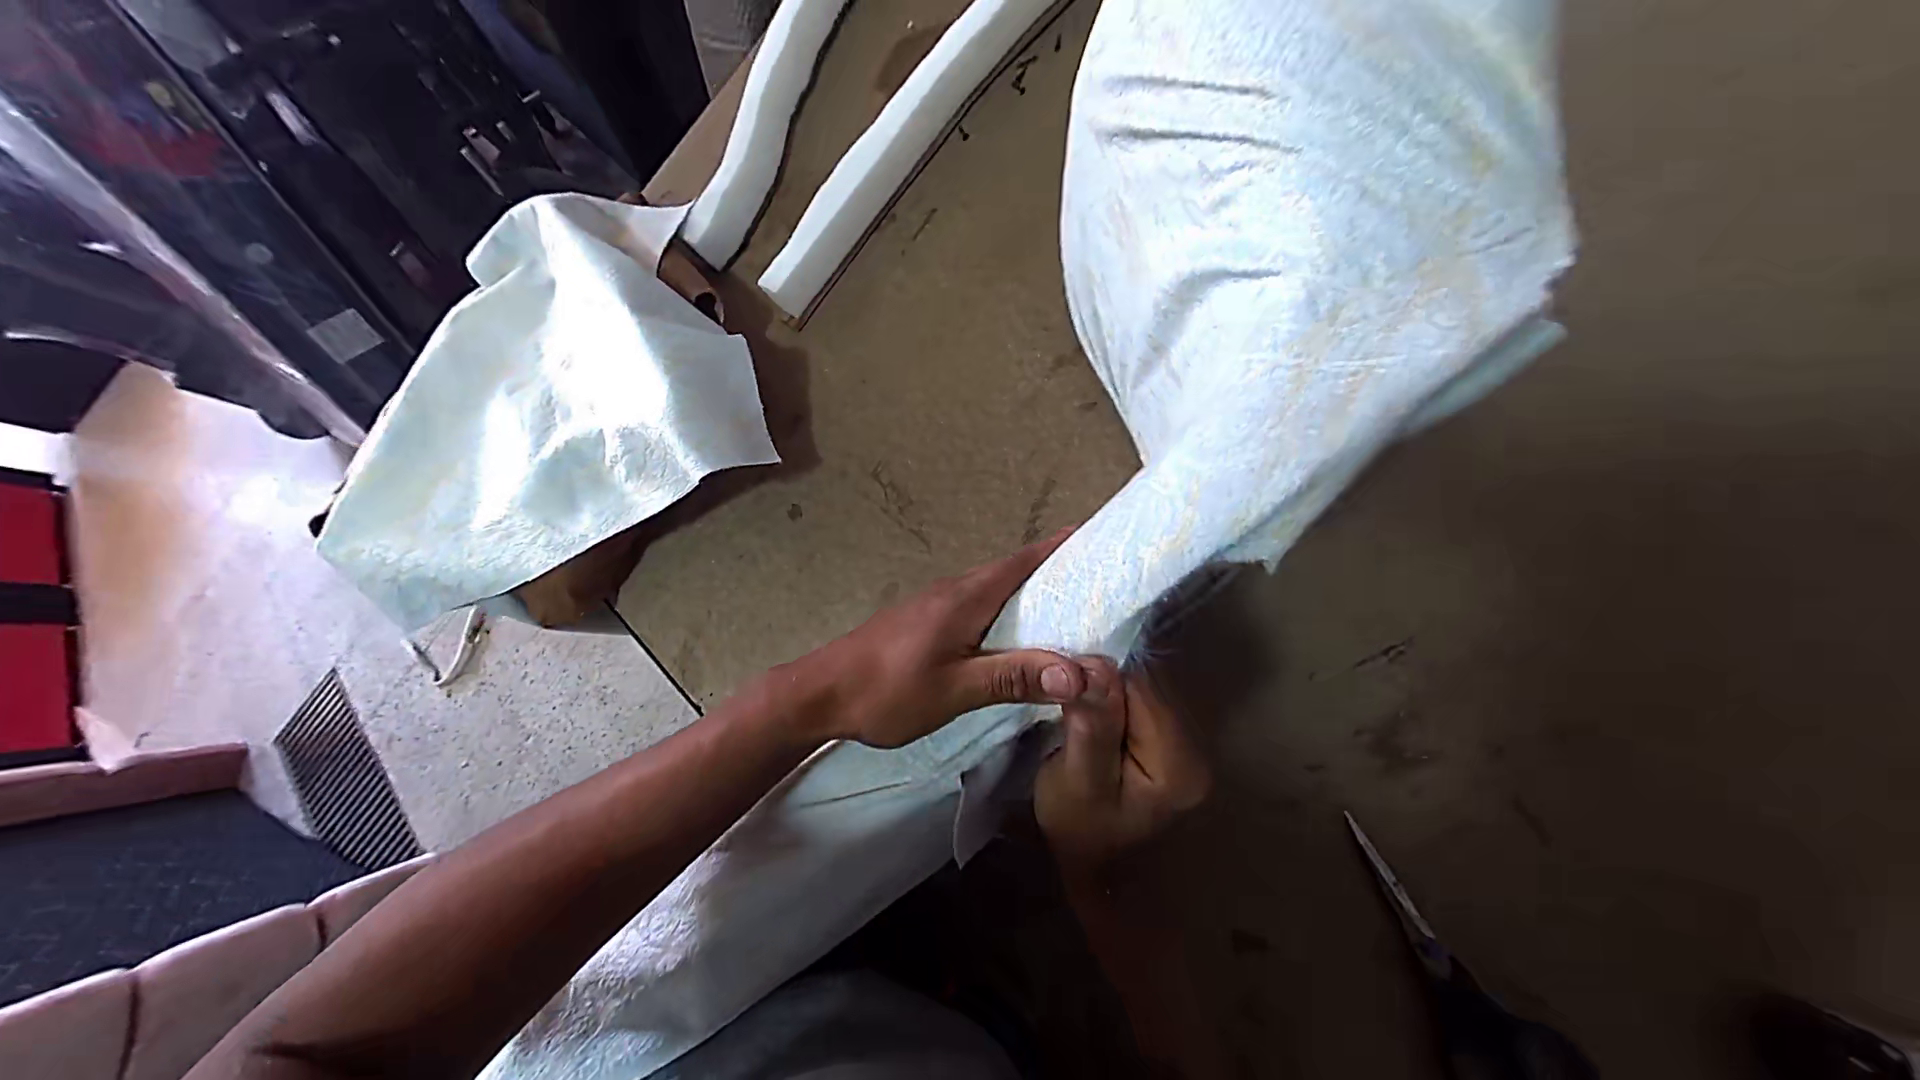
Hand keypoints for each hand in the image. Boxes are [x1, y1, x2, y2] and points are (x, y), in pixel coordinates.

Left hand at [783, 529, 1091, 747]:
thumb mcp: (955, 690)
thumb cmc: (886, 690)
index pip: (1026, 559)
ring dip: (1034, 590)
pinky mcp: (928, 620)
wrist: (821, 693)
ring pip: (998, 587)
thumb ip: (1013, 677)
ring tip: (1074, 607)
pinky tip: (1020, 634)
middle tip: (1103, 580)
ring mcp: (939, 603)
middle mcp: (956, 589)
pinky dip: (1010, 608)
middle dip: (1059, 568)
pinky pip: (981, 604)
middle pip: (1016, 569)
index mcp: (967, 597)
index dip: (1065, 546)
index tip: (1104, 540)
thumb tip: (1078, 672)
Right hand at [1035, 658, 1210, 874]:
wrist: (1101, 874)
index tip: (1060, 688)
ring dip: (1109, 688)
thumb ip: (1090, 724)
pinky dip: (1117, 698)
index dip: (1097, 676)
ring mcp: (1191, 743)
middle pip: (1148, 682)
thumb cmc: (1082, 834)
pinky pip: (1145, 699)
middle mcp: (1198, 746)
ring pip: (1146, 686)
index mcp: (1178, 762)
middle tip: (1065, 700)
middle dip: (1105, 680)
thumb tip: (1094, 665)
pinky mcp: (1175, 740)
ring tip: (1077, 708)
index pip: (1140, 686)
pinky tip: (1097, 715)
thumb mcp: (1075, 782)